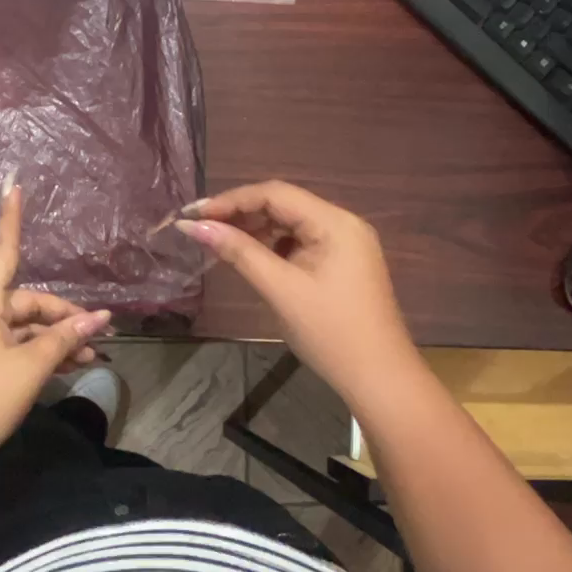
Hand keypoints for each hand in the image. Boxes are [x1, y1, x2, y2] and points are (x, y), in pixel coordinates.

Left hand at [0, 184, 110, 473]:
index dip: (11, 219)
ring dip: (54, 340)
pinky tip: (67, 369)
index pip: (3, 253)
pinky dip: (37, 354)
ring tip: (91, 359)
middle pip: (25, 302)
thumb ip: (63, 340)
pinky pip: (12, 347)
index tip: (13, 185)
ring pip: (22, 328)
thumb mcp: (29, 370)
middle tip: (99, 339)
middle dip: (62, 318)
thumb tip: (97, 319)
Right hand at [175, 181, 410, 397]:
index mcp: (334, 222)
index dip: (230, 200)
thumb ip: (238, 252)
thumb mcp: (280, 289)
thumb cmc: (330, 332)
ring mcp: (345, 244)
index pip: (274, 194)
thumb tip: (194, 226)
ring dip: (254, 230)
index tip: (192, 213)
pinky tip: (249, 258)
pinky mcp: (341, 263)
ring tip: (217, 243)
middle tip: (199, 228)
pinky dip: (271, 247)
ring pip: (289, 224)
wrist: (378, 377)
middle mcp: (342, 224)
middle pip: (283, 205)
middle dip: (240, 214)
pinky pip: (300, 243)